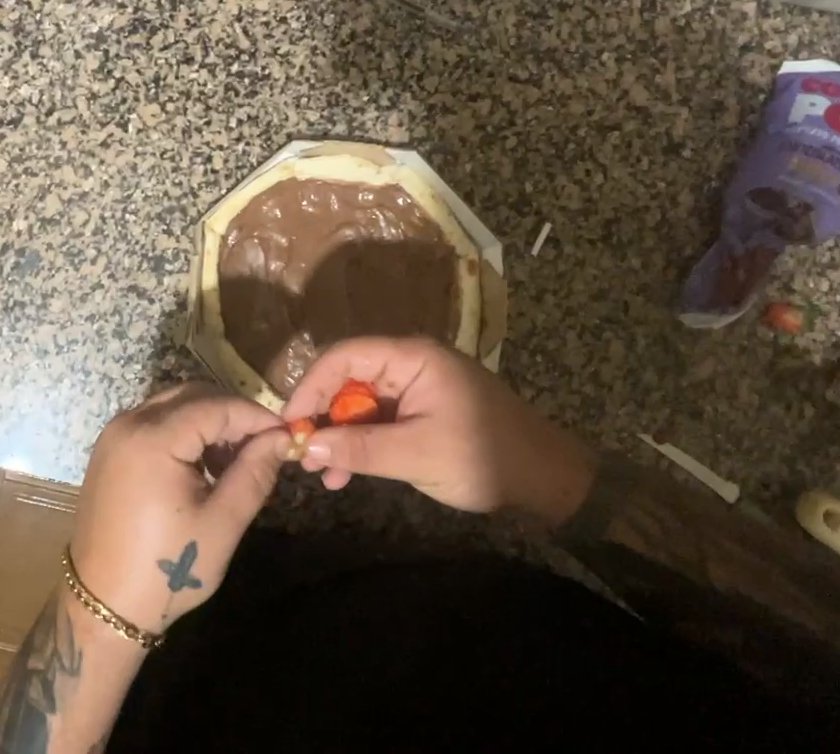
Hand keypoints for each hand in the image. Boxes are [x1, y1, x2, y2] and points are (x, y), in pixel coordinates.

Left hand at [69, 382, 285, 636]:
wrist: (103, 605)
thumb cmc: (167, 569)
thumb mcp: (221, 523)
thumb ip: (254, 472)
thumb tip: (281, 439)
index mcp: (152, 438)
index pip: (216, 405)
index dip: (255, 416)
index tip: (286, 436)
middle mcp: (128, 423)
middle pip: (192, 395)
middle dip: (232, 414)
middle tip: (263, 447)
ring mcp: (114, 434)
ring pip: (173, 405)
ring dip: (208, 421)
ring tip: (234, 462)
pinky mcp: (109, 449)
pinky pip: (154, 422)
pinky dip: (183, 431)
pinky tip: (203, 466)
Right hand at [282, 337, 596, 524]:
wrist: (549, 482)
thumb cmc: (485, 458)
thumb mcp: (418, 455)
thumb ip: (360, 448)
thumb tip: (307, 444)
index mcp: (412, 358)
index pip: (344, 357)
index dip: (310, 386)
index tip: (290, 423)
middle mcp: (409, 365)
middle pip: (347, 379)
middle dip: (322, 416)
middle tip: (301, 453)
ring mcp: (415, 389)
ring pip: (359, 404)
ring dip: (338, 436)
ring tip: (320, 473)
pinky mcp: (420, 412)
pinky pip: (377, 422)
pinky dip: (360, 445)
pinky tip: (343, 475)